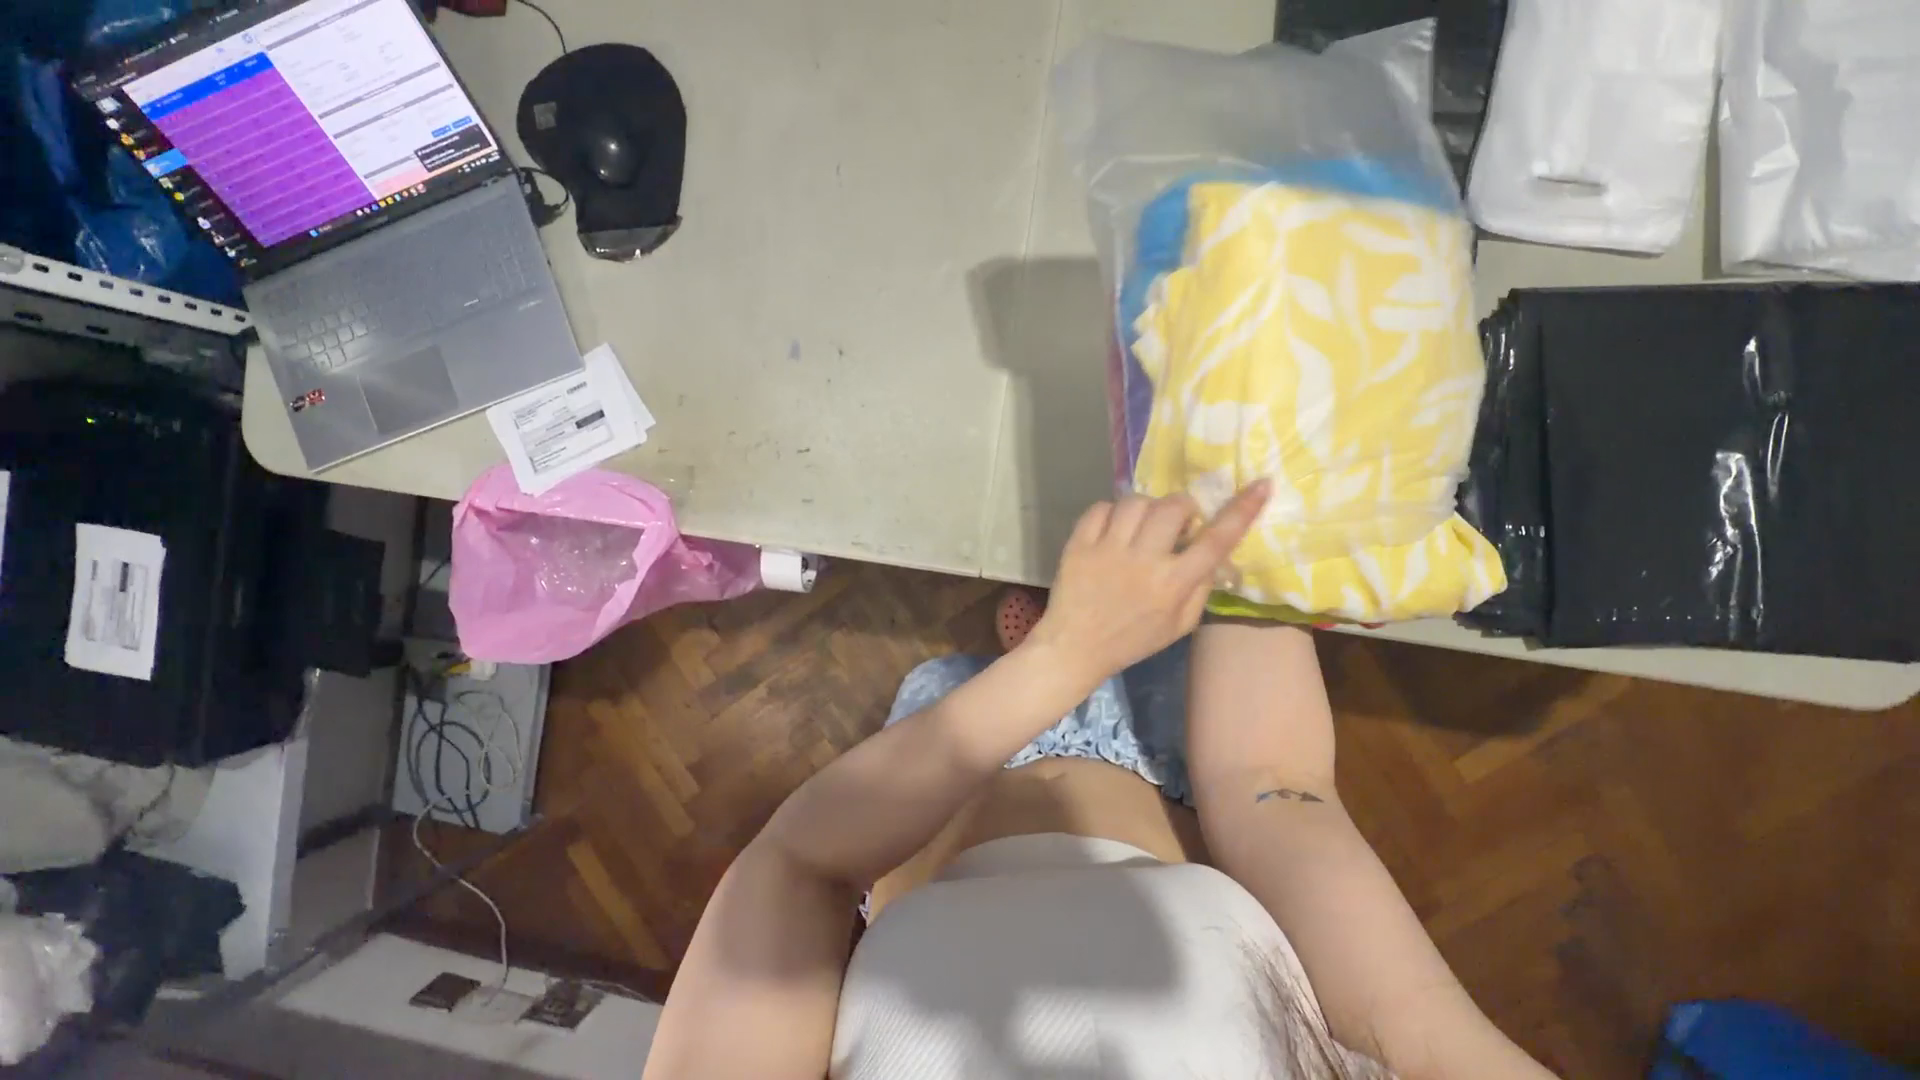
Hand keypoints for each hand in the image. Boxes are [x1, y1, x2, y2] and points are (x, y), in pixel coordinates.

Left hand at [1025, 481, 1269, 692]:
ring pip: (1136, 501)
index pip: (1216, 540)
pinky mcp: (1079, 544)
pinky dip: (1111, 512)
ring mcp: (1108, 549)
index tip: (1261, 484)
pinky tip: (1114, 529)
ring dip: (1147, 507)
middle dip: (1182, 506)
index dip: (1242, 510)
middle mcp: (1143, 561)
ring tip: (1144, 525)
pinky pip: (1101, 508)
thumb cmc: (1132, 640)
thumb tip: (1213, 553)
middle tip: (1178, 522)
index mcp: (1173, 584)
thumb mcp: (1179, 625)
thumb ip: (1200, 587)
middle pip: (1173, 507)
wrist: (1075, 647)